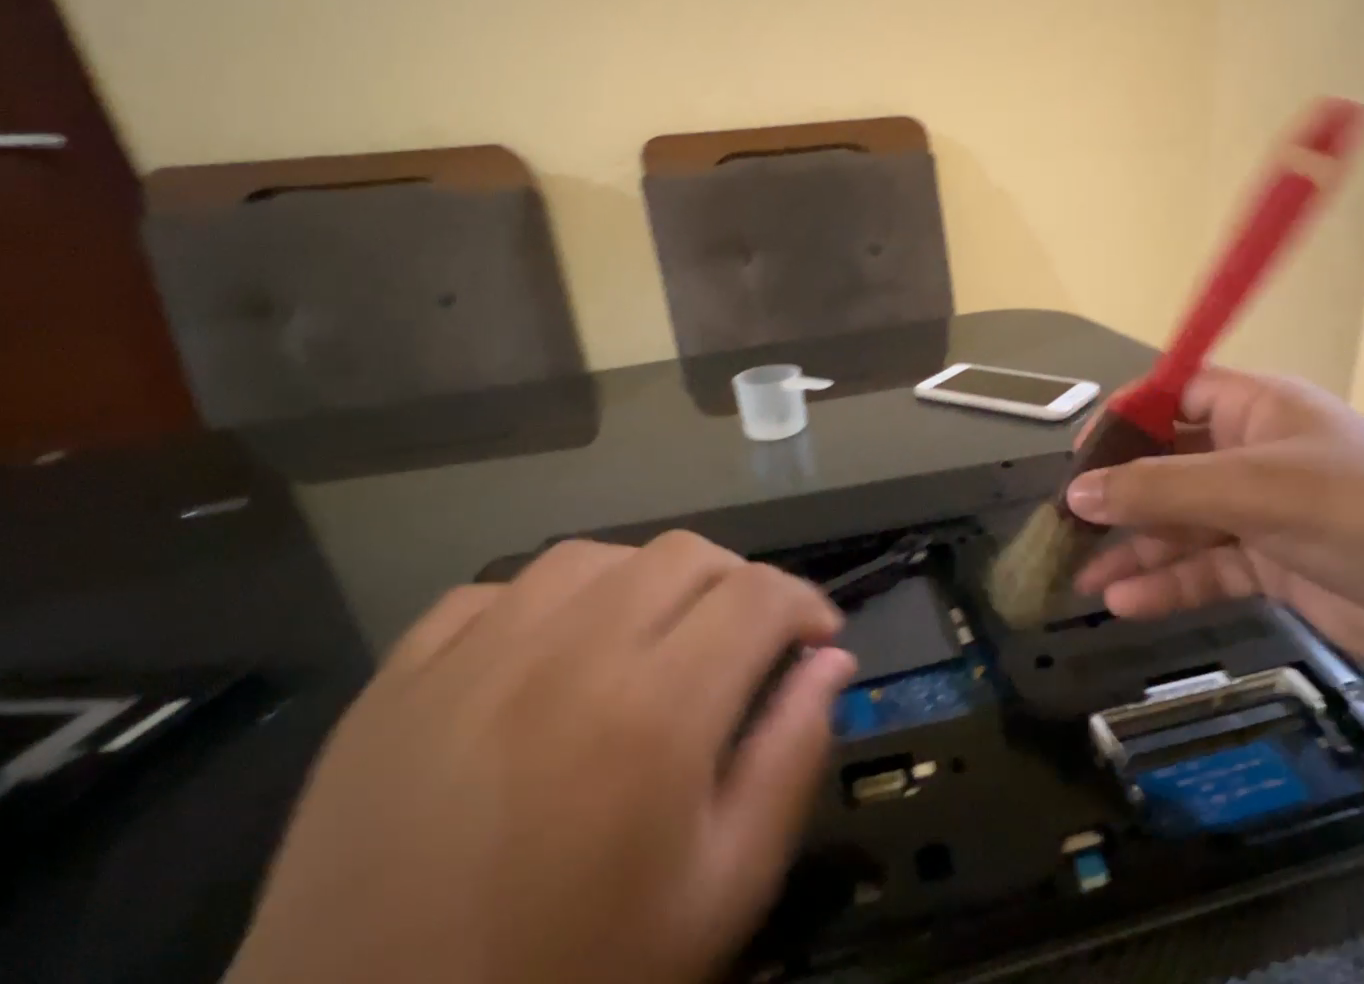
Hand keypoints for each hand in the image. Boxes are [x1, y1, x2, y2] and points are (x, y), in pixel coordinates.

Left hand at [225, 534, 857, 983]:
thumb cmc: (582, 968)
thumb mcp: (725, 887)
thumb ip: (790, 759)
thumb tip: (830, 664)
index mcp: (658, 707)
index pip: (759, 595)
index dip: (807, 604)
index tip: (818, 641)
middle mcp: (568, 652)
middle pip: (683, 555)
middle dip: (739, 584)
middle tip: (749, 643)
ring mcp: (473, 657)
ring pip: (590, 558)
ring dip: (647, 581)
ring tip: (657, 637)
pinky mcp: (400, 679)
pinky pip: (491, 594)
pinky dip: (548, 604)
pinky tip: (553, 655)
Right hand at [1066, 369, 1363, 667]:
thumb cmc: (1362, 512)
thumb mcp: (1255, 490)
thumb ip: (1161, 490)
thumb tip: (1076, 492)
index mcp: (1256, 409)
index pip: (1175, 397)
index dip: (1124, 419)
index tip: (1076, 458)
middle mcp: (1253, 455)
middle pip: (1168, 467)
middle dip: (1117, 498)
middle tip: (1063, 528)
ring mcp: (1261, 514)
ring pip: (1181, 526)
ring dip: (1133, 550)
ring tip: (1078, 578)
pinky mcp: (1271, 567)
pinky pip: (1204, 570)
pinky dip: (1167, 584)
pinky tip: (1125, 603)